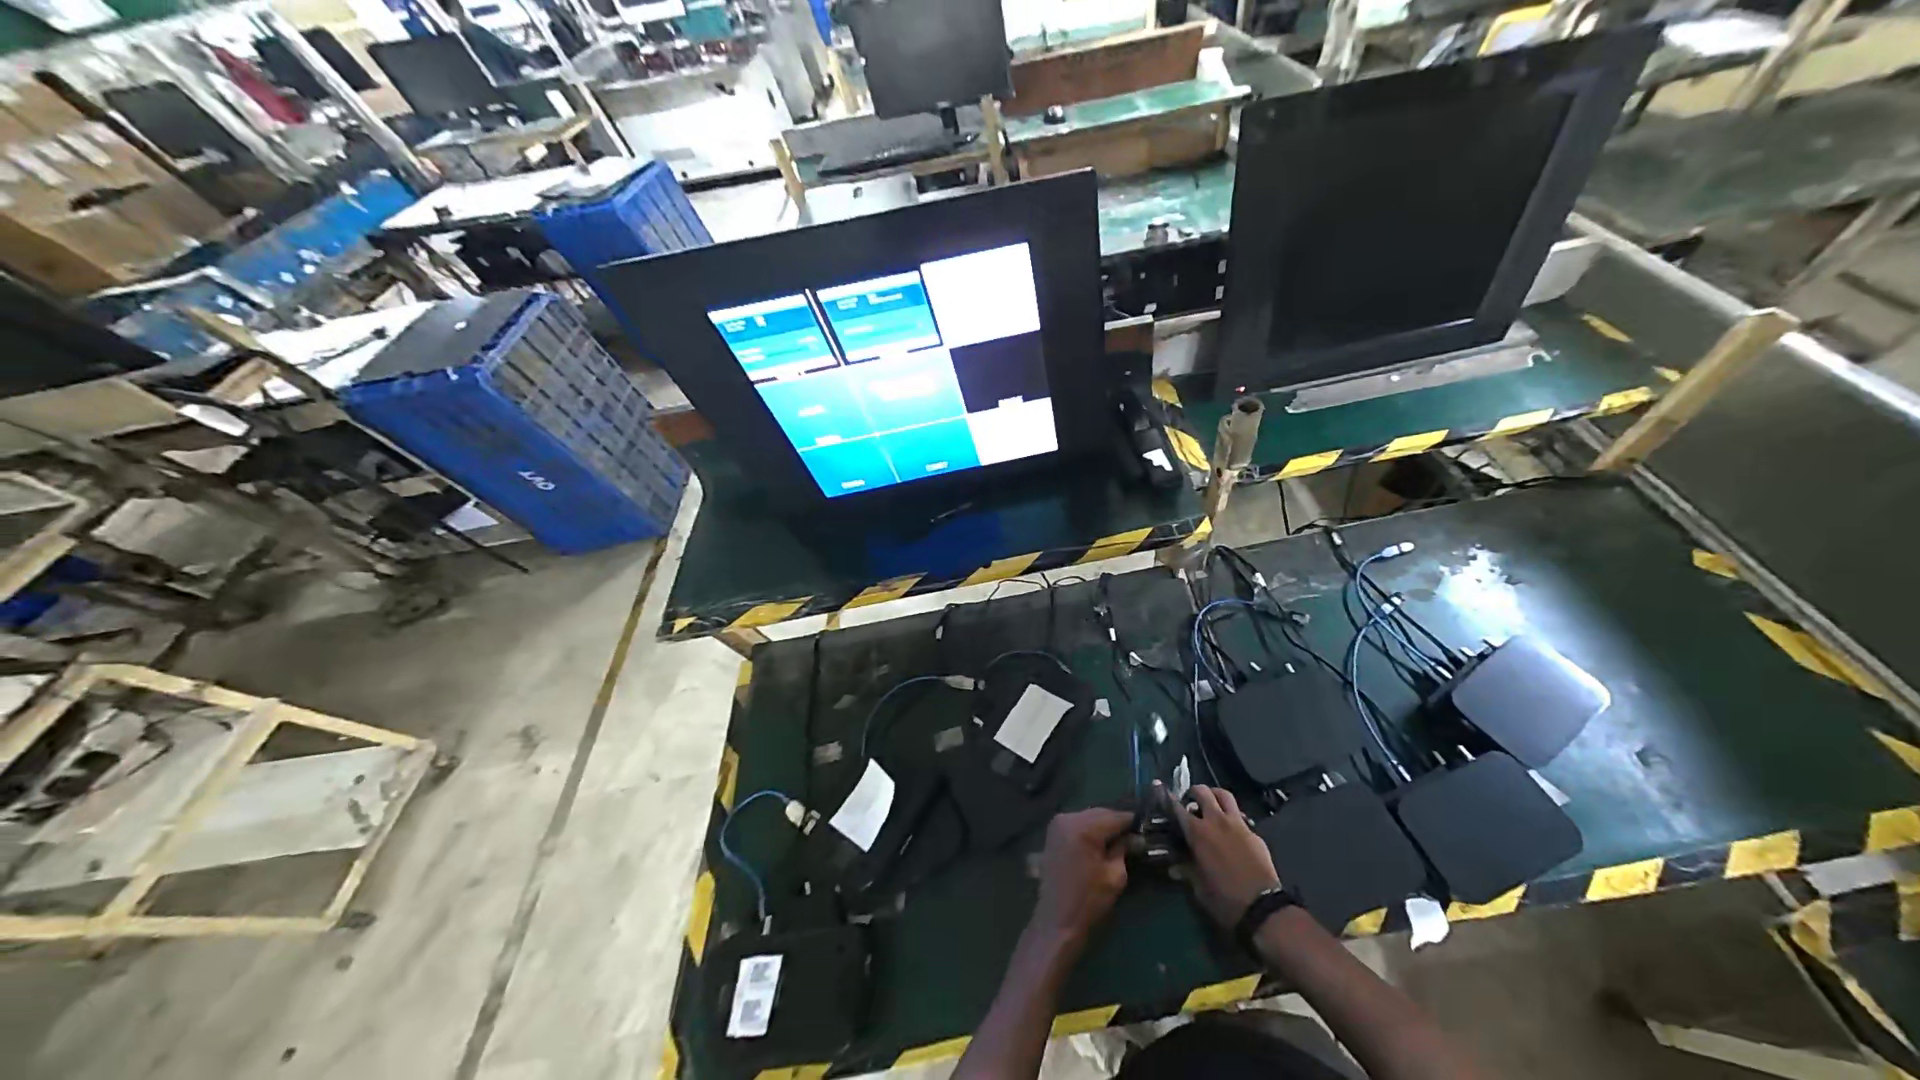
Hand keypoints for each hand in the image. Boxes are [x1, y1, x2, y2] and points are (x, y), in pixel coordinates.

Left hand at [1031, 807, 1133, 944]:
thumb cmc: (1089, 900)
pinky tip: (1099, 843)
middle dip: (1117, 823)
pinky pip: (1077, 823)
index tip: (1145, 829)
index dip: (1132, 822)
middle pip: (1100, 813)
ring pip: (1089, 816)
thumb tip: (1134, 837)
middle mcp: (1068, 818)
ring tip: (1118, 840)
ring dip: (1103, 825)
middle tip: (1133, 836)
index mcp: (1084, 828)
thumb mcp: (1115, 875)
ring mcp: (1057, 824)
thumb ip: (1124, 849)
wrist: (1057, 919)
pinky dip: (1090, 829)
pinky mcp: (1053, 833)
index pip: (1115, 816)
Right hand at [1169, 784, 1280, 928]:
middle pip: (1203, 792)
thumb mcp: (1199, 887)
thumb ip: (1187, 871)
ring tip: (1211, 803)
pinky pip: (1240, 815)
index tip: (1161, 791)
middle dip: (1194, 792)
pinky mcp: (1254, 833)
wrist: (1262, 907)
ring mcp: (1238, 824)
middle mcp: (1216, 821)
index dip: (1168, 798)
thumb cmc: (1224, 898)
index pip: (1177, 808)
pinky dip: (1232, 816)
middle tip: (1190, 800)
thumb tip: (1174, 868)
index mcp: (1197, 833)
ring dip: (1215, 795)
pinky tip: (1230, 828)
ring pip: (1225, 795)